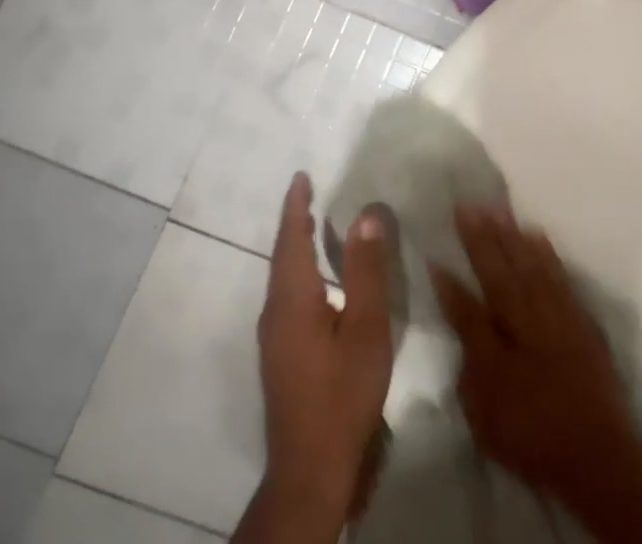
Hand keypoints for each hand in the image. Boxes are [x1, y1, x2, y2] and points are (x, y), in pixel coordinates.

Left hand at [243, 173, 393, 538]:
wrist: (313, 464)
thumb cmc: (343, 391)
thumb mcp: (365, 328)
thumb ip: (366, 272)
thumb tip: (365, 216)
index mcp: (292, 300)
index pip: (291, 240)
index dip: (297, 207)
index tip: (301, 177)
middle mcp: (275, 313)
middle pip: (284, 258)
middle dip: (297, 225)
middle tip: (314, 196)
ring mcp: (276, 339)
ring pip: (286, 281)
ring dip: (301, 251)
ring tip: (321, 231)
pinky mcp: (284, 357)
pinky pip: (291, 300)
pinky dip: (306, 277)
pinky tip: (326, 286)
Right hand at [430, 203, 640, 499]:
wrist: (597, 455)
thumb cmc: (532, 440)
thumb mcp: (485, 415)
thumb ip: (471, 367)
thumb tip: (465, 329)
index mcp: (498, 350)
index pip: (467, 309)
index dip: (450, 284)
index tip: (435, 256)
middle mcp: (528, 325)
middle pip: (501, 275)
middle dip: (482, 240)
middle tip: (468, 205)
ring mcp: (559, 320)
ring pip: (532, 268)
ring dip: (514, 238)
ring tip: (500, 209)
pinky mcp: (582, 323)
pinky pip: (561, 279)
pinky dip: (548, 256)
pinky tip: (539, 238)